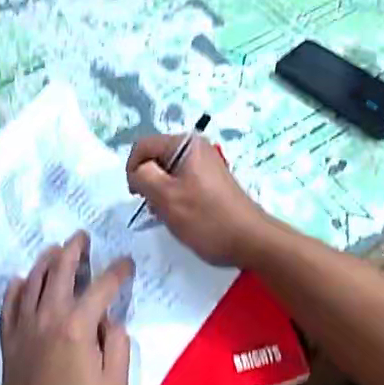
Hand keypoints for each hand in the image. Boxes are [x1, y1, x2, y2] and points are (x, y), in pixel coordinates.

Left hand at [0, 232, 132, 384]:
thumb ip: (116, 346)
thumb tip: (110, 321)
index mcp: (76, 328)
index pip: (100, 288)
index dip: (116, 272)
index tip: (127, 263)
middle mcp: (46, 321)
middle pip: (58, 274)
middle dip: (73, 252)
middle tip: (82, 237)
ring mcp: (22, 335)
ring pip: (31, 285)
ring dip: (44, 263)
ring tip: (54, 249)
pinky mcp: (8, 351)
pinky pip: (9, 310)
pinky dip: (15, 290)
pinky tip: (19, 281)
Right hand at [126, 135, 275, 266]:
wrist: (250, 240)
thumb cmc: (206, 218)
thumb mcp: (166, 197)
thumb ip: (143, 176)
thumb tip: (139, 171)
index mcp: (186, 144)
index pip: (142, 146)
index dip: (133, 170)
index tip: (138, 197)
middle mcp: (196, 148)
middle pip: (155, 158)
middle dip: (148, 182)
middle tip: (156, 208)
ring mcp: (205, 164)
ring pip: (167, 173)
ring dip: (161, 193)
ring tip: (170, 215)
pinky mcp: (210, 181)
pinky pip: (181, 182)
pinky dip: (174, 197)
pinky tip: (181, 216)